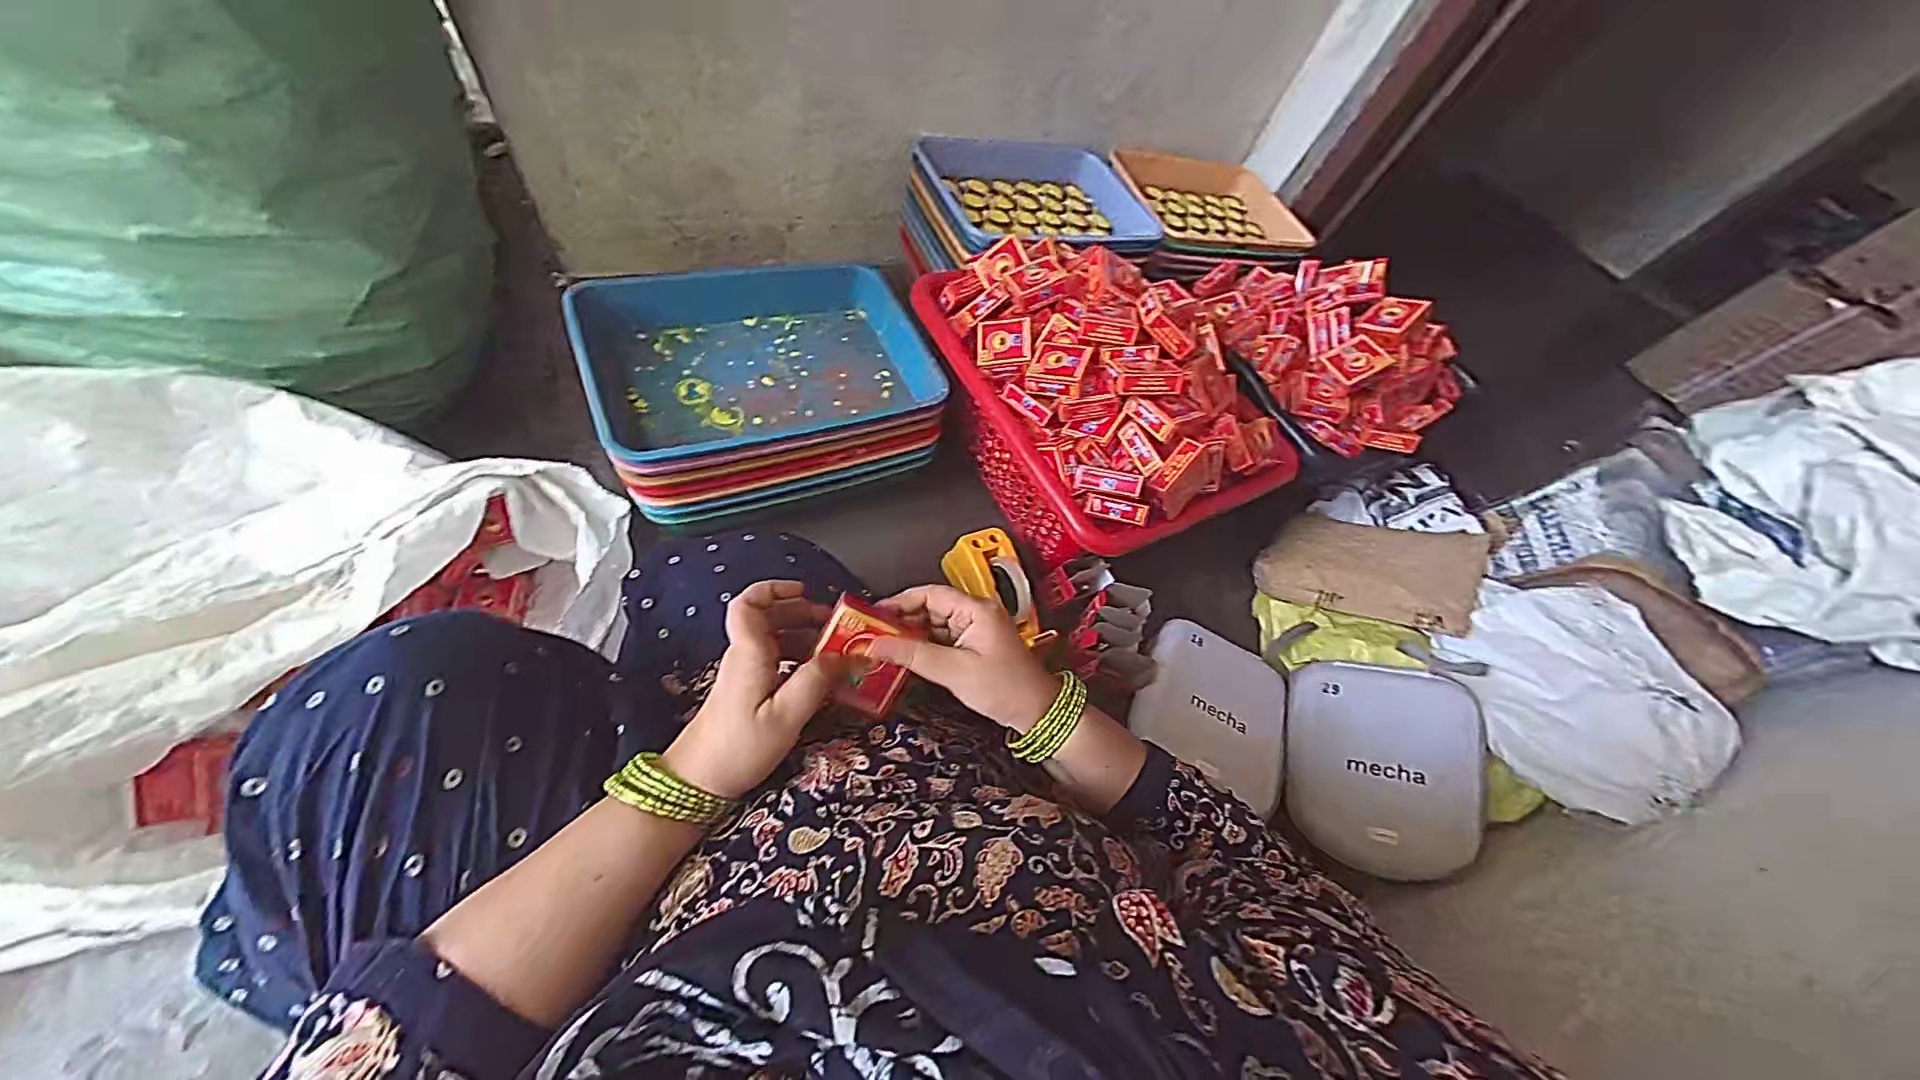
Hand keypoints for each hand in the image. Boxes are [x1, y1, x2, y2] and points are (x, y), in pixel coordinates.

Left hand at [660, 581, 841, 798]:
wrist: (697, 781)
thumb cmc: (740, 748)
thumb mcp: (786, 716)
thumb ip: (817, 681)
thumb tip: (847, 655)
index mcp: (750, 653)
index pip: (749, 603)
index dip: (774, 589)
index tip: (805, 591)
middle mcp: (745, 656)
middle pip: (768, 616)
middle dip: (802, 612)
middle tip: (834, 623)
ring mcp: (744, 672)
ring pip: (774, 637)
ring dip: (804, 635)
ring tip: (834, 648)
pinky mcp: (747, 689)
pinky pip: (775, 659)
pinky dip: (799, 657)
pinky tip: (819, 673)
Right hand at [871, 585, 1059, 731]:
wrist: (1037, 712)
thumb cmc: (1006, 689)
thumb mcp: (954, 671)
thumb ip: (914, 655)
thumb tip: (877, 645)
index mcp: (976, 610)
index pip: (930, 593)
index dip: (900, 601)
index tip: (875, 614)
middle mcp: (976, 613)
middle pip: (930, 607)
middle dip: (901, 620)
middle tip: (874, 633)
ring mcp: (975, 629)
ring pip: (933, 623)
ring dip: (910, 634)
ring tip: (884, 646)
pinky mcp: (974, 644)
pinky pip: (942, 638)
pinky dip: (923, 645)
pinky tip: (906, 656)